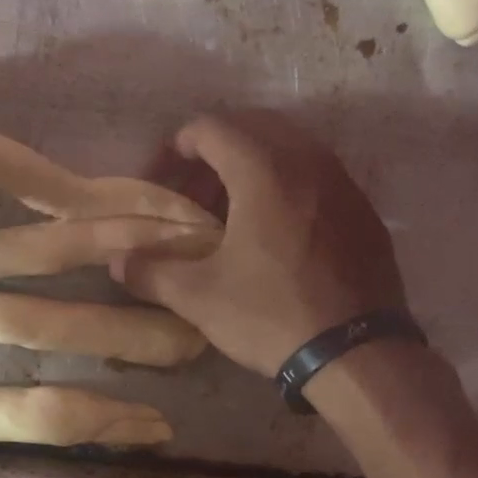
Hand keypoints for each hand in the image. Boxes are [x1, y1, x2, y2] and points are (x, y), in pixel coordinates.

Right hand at [111, 110, 406, 375]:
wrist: (354, 350)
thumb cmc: (268, 314)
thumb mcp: (195, 297)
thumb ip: (150, 271)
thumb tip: (117, 260)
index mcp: (265, 175)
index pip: (214, 129)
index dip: (176, 147)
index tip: (157, 180)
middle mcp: (309, 163)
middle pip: (254, 127)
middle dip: (212, 151)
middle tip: (185, 192)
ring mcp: (343, 183)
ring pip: (288, 148)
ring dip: (247, 167)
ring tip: (220, 213)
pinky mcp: (360, 209)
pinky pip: (312, 174)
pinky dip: (279, 185)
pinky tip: (261, 231)